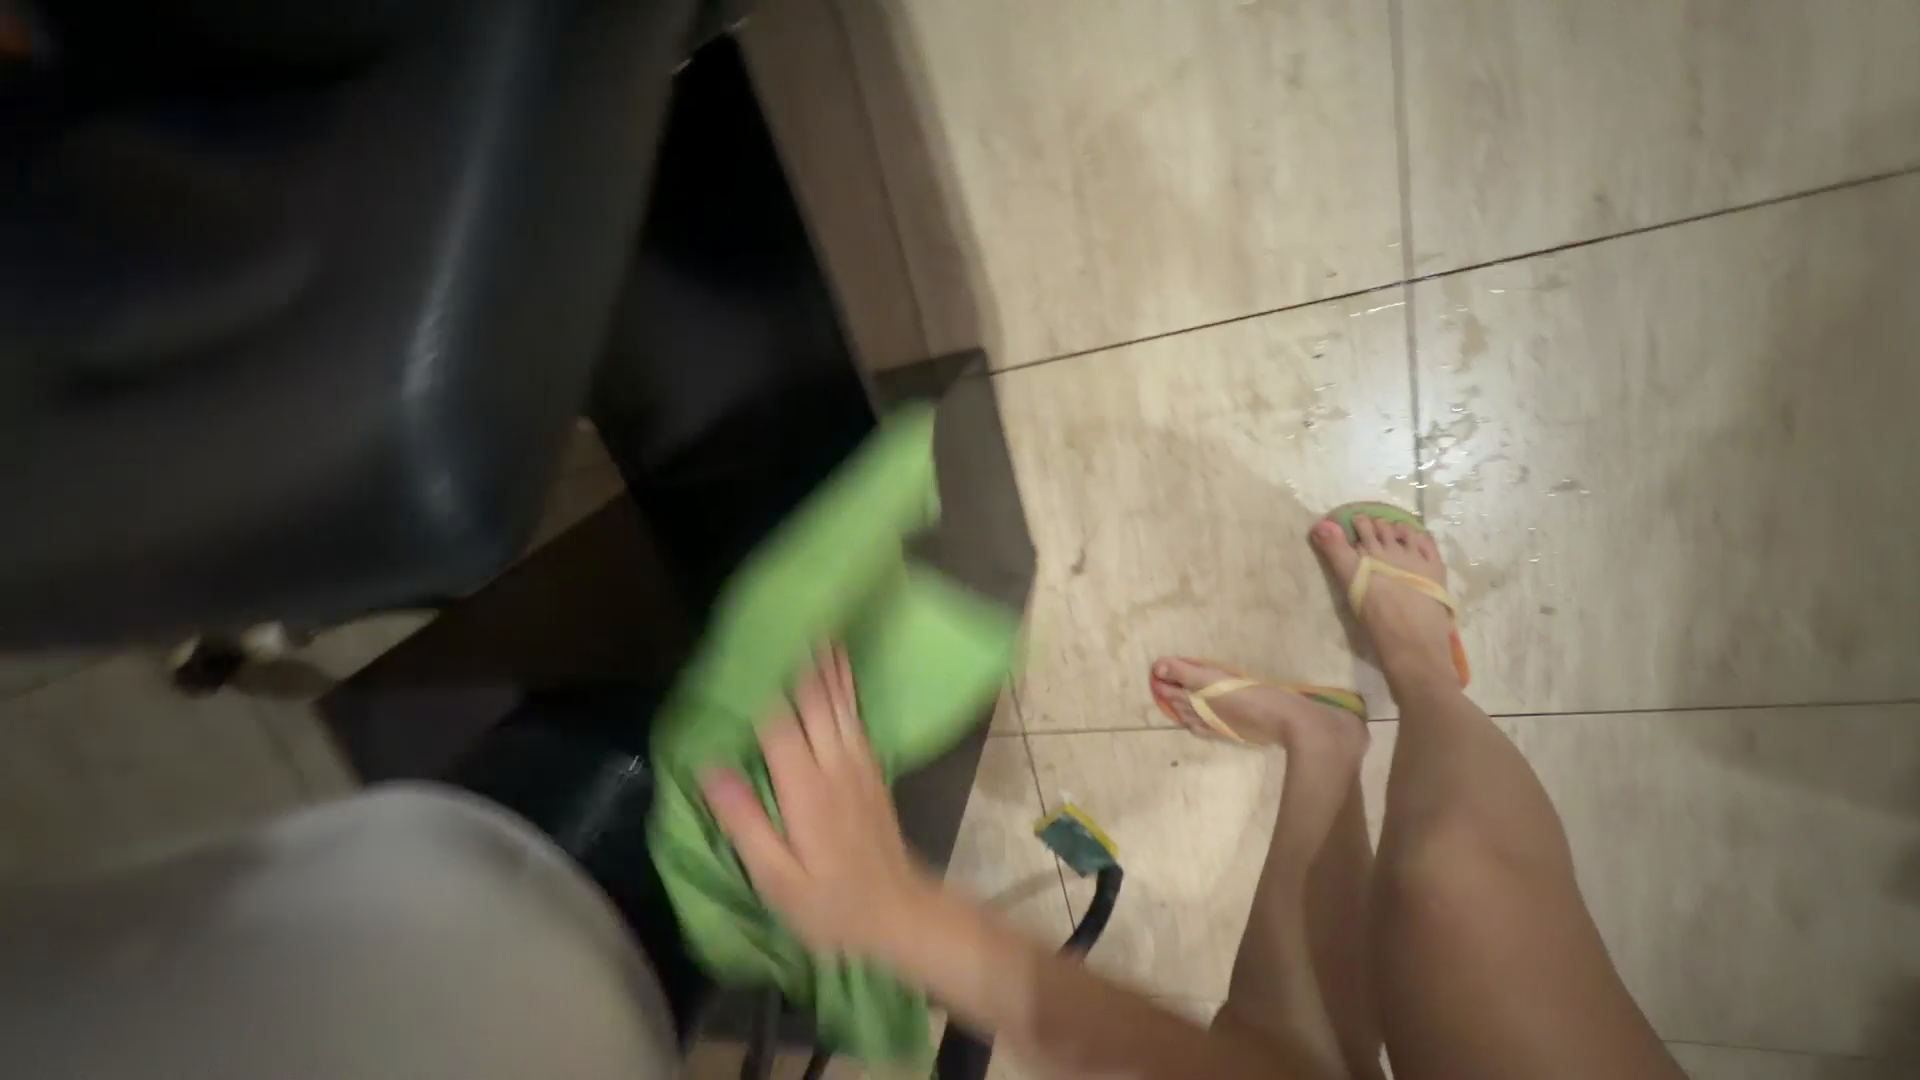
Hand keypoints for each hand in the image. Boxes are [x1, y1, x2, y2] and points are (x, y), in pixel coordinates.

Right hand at [701, 644, 936, 958]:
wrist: (897, 909)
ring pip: (841, 701)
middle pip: (816, 700)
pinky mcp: (872, 766)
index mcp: (805, 789)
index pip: (779, 723)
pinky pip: (857, 714)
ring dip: (829, 663)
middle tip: (791, 618)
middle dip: (803, 659)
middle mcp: (834, 763)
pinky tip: (842, 669)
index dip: (764, 684)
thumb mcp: (776, 878)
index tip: (750, 648)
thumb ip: (745, 821)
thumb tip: (711, 768)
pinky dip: (847, 686)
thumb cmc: (829, 901)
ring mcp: (859, 761)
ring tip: (821, 627)